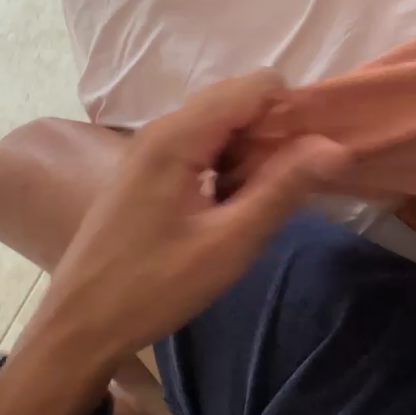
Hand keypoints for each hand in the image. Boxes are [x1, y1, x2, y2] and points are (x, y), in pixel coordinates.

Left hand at [22, 71, 351, 377]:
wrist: (78, 329)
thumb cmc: (154, 287)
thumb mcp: (230, 243)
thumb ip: (284, 188)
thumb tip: (337, 146)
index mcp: (180, 136)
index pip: (258, 85)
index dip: (291, 112)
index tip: (306, 158)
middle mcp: (164, 126)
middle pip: (241, 97)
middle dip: (274, 130)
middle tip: (285, 183)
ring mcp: (153, 145)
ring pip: (225, 120)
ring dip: (253, 147)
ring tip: (258, 196)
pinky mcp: (150, 165)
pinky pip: (206, 140)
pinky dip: (230, 159)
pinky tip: (231, 202)